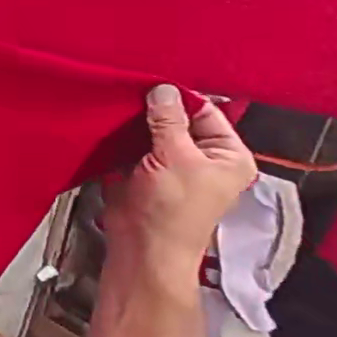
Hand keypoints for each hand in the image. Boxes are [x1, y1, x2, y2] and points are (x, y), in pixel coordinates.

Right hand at [103, 85, 256, 285]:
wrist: (141, 251)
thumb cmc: (171, 210)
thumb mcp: (176, 157)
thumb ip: (168, 120)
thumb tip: (162, 89)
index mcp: (227, 155)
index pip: (206, 111)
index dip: (180, 98)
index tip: (152, 84)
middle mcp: (202, 159)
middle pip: (177, 121)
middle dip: (153, 110)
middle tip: (130, 91)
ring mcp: (170, 167)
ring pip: (151, 133)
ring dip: (134, 123)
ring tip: (117, 105)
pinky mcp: (142, 174)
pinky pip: (132, 148)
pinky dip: (121, 138)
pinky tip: (109, 124)